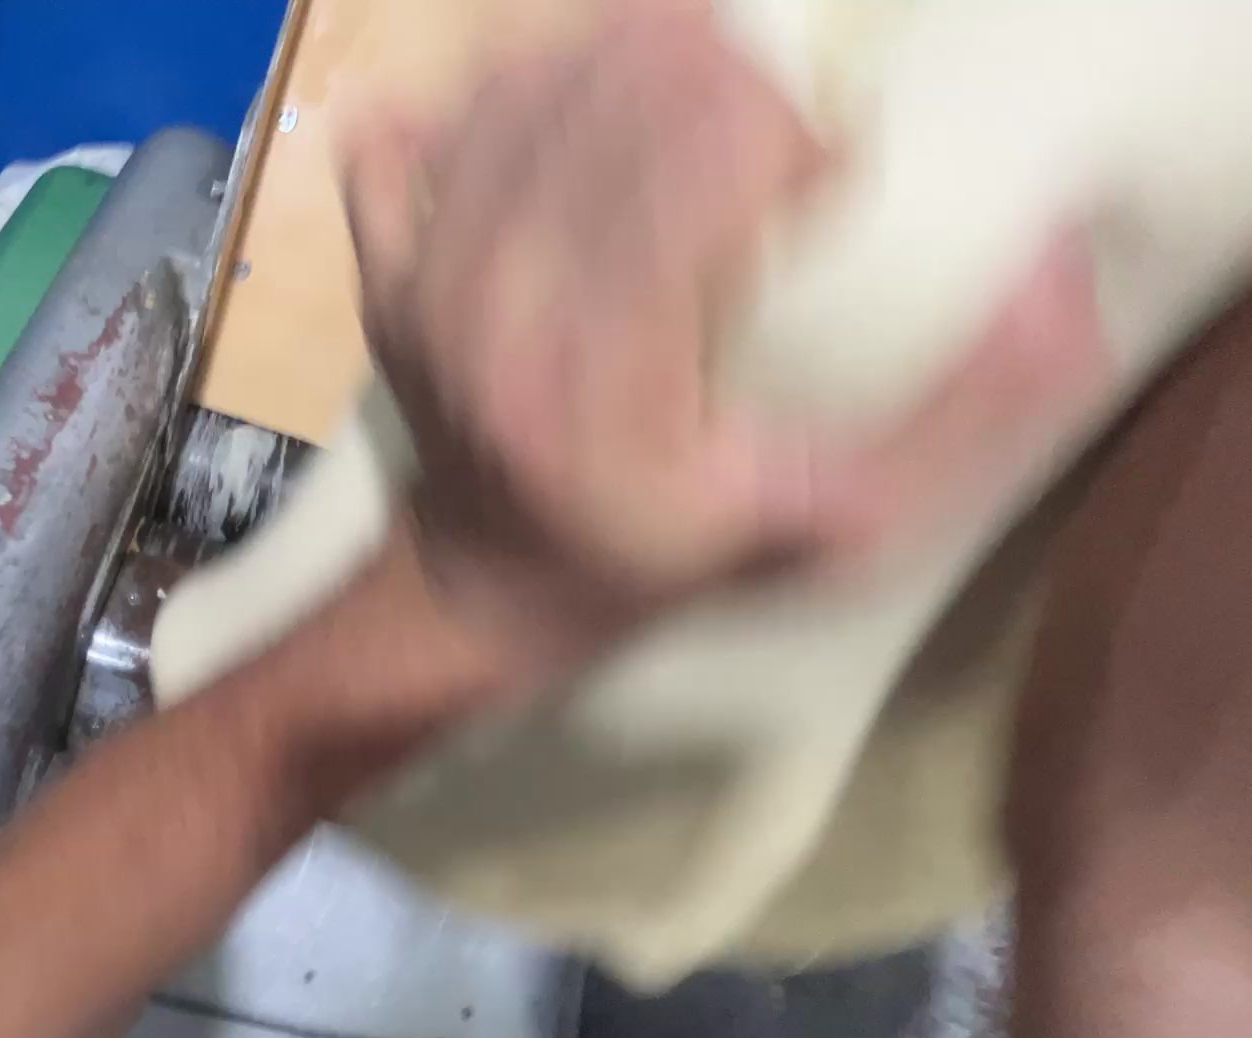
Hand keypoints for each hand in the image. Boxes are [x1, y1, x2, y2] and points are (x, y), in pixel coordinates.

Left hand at [340, 4, 1106, 667]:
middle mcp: (488, 318)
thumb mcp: (826, 527)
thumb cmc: (650, 553)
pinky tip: (540, 145)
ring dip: (613, 72)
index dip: (795, 131)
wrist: (491, 575)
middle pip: (616, 91)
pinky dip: (478, 107)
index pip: (710, 152)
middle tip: (744, 144)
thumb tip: (1052, 257)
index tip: (814, 186)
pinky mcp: (377, 281)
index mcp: (598, 380)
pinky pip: (401, 133)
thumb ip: (965, 409)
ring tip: (662, 133)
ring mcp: (415, 293)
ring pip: (515, 87)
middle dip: (719, 79)